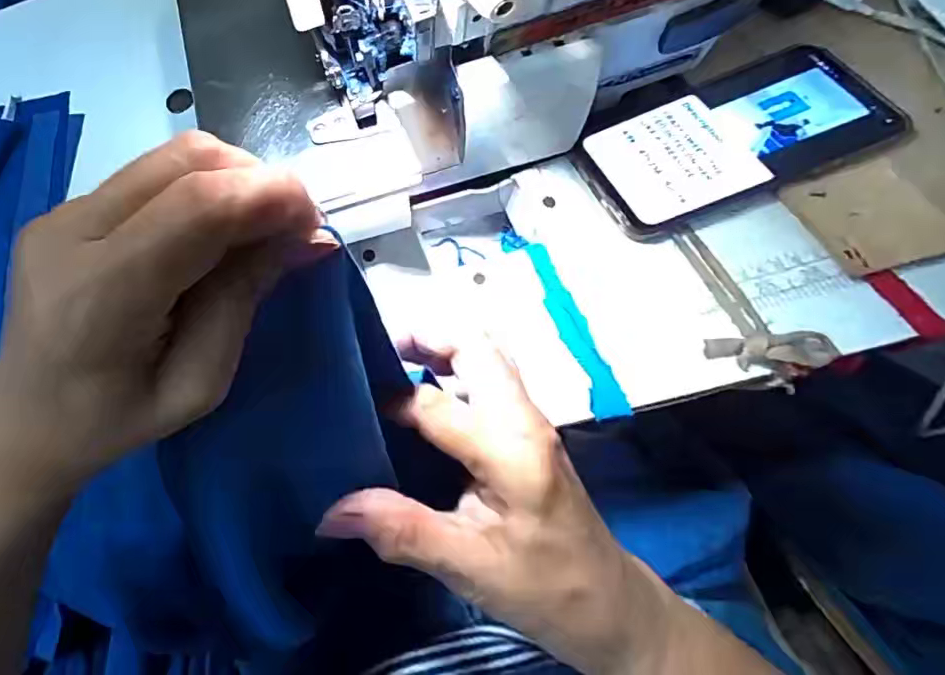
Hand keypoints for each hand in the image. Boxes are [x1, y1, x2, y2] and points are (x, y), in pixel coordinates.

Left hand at [0, 131, 328, 498]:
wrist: (22, 419)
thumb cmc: (114, 422)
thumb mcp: (198, 383)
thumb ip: (244, 297)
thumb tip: (302, 232)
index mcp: (100, 295)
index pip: (195, 209)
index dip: (266, 194)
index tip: (310, 217)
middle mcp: (69, 234)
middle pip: (183, 162)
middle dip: (253, 177)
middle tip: (287, 221)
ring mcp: (59, 212)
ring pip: (167, 156)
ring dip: (227, 175)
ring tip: (251, 221)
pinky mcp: (61, 205)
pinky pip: (147, 173)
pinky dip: (194, 185)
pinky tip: (205, 227)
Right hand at [315, 334, 697, 674]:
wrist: (612, 605)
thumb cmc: (546, 588)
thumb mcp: (469, 566)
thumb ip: (402, 531)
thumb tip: (333, 513)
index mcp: (509, 449)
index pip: (435, 404)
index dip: (390, 403)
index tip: (355, 410)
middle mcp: (523, 418)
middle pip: (474, 347)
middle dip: (424, 339)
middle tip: (378, 354)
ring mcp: (531, 417)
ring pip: (486, 353)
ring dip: (442, 347)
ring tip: (397, 362)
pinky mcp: (529, 425)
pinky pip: (491, 372)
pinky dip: (455, 365)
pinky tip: (428, 391)